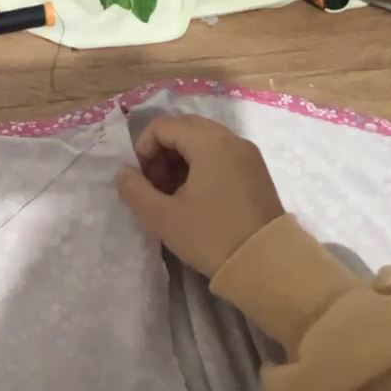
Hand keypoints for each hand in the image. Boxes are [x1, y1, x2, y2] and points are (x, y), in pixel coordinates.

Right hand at [115, 114, 285, 275]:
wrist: (267, 264)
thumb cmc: (211, 236)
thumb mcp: (163, 218)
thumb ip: (135, 190)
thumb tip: (123, 173)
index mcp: (209, 143)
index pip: (163, 126)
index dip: (144, 149)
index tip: (142, 180)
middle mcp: (231, 139)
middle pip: (184, 127)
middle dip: (162, 151)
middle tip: (156, 185)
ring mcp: (247, 154)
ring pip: (204, 139)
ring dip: (181, 158)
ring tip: (174, 192)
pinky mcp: (256, 170)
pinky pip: (221, 153)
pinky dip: (202, 164)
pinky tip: (196, 195)